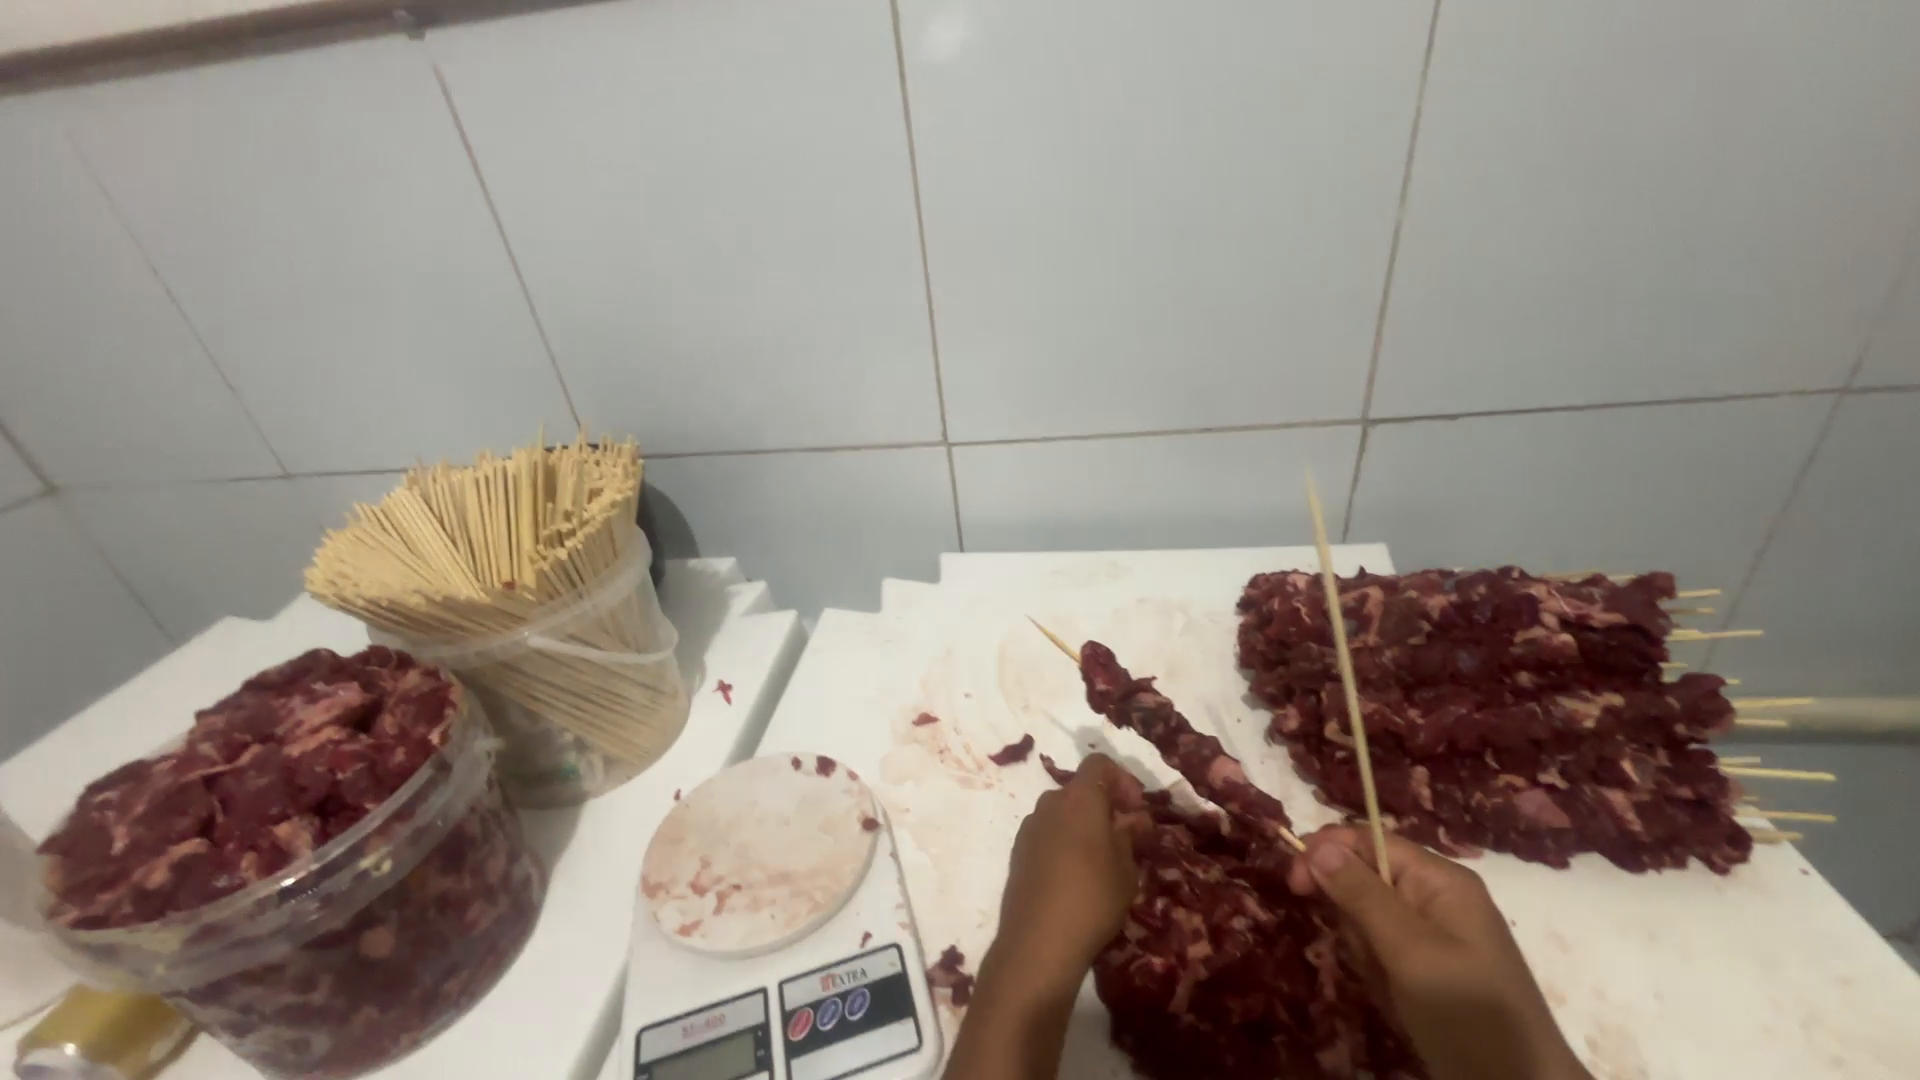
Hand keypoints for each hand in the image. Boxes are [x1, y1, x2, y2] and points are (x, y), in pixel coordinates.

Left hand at [994, 754, 1138, 986]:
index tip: (1136, 811)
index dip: (1123, 780)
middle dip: (1106, 807)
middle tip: (1127, 839)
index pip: (1099, 764)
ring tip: (1104, 861)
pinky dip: (1066, 842)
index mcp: (1079, 798)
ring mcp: (1030, 827)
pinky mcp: (1018, 851)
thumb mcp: (1126, 867)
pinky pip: (1049, 834)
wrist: (1038, 942)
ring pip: (1064, 813)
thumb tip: (1135, 818)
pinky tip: (1077, 876)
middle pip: (1081, 789)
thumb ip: (1130, 835)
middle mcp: (1050, 803)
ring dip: (1085, 826)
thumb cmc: (1092, 898)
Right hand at [1287, 827, 1593, 1079]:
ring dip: (1363, 951)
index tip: (1294, 887)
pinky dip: (1376, 972)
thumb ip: (1362, 895)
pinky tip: (1395, 998)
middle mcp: (1434, 895)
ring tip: (1388, 986)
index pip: (1366, 840)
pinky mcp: (1426, 963)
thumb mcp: (1409, 952)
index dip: (1325, 854)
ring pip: (1365, 917)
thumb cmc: (1468, 1013)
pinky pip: (1380, 948)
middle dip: (1350, 917)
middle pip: (1361, 878)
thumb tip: (1316, 844)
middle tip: (1366, 956)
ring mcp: (1432, 931)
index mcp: (1438, 879)